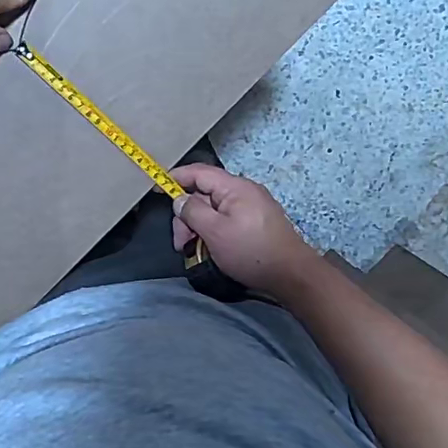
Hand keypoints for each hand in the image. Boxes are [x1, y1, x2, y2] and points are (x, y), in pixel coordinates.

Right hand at [171, 165, 326, 298]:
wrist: (291, 275)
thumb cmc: (251, 251)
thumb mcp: (215, 232)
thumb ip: (192, 212)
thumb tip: (179, 199)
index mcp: (235, 187)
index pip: (199, 172)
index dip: (175, 178)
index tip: (156, 189)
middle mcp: (244, 191)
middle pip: (204, 194)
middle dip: (187, 216)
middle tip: (180, 242)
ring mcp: (252, 207)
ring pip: (214, 210)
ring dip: (199, 227)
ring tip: (195, 251)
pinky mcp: (256, 223)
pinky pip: (227, 219)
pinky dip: (213, 231)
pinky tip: (210, 249)